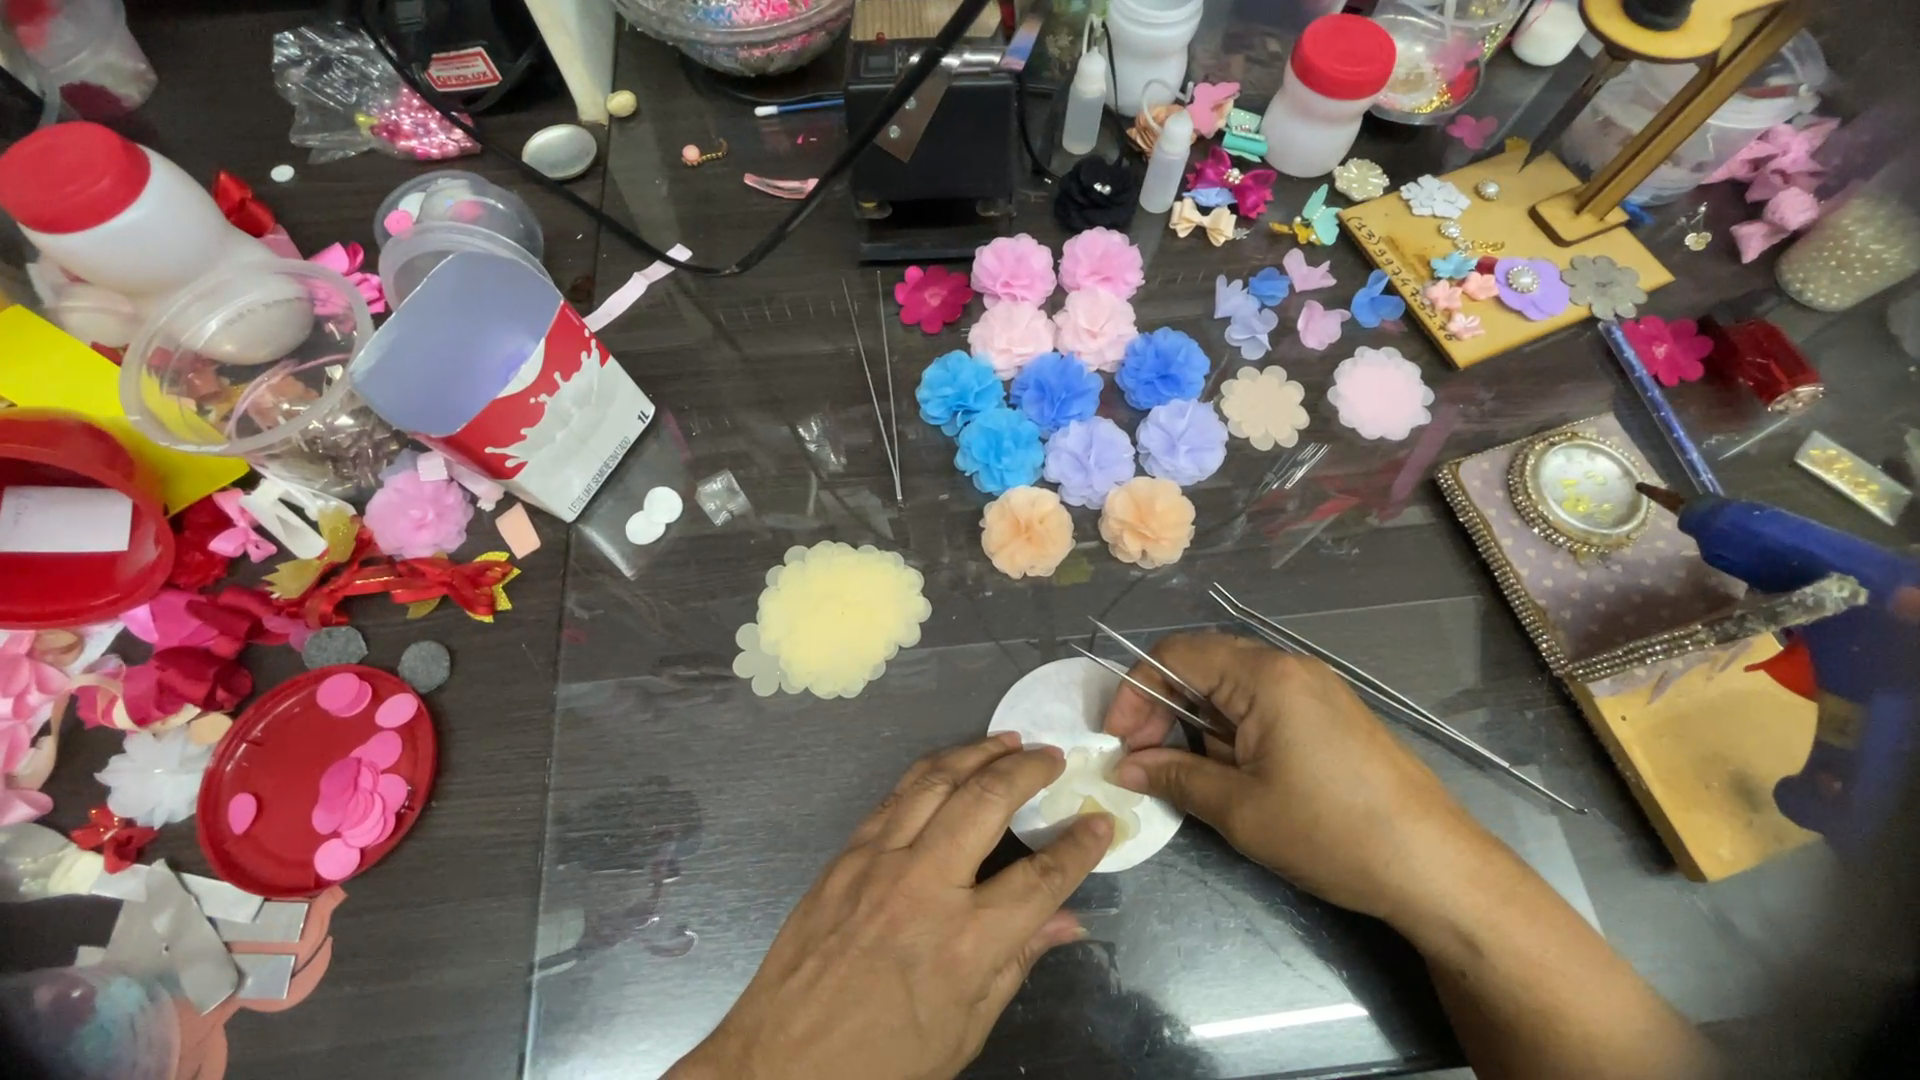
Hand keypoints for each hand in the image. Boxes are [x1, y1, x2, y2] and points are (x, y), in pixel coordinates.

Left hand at [669, 734, 1111, 1079]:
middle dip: (1028, 770)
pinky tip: (948, 766)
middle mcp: (925, 886)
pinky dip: (929, 772)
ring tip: (1007, 740)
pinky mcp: (846, 854)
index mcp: (965, 944)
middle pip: (988, 802)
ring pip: (936, 781)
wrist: (781, 1063)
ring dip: (977, 752)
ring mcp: (879, 862)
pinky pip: (894, 797)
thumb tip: (1069, 919)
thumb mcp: (965, 1031)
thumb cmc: (883, 1061)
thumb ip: (1017, 962)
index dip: (1080, 846)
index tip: (1100, 821)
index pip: (1042, 878)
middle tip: (1053, 757)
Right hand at [1103, 632, 1494, 925]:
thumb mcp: (1239, 808)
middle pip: (1202, 665)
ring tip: (1184, 772)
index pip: (1177, 656)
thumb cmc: (1331, 831)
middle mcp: (1289, 668)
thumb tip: (1124, 768)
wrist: (1438, 870)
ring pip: (1230, 687)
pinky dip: (1229, 729)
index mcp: (1266, 676)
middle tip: (1140, 757)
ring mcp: (1314, 689)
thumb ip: (1174, 776)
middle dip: (1161, 707)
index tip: (1117, 741)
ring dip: (1195, 722)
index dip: (1135, 692)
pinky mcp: (1329, 715)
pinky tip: (1228, 771)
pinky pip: (1261, 704)